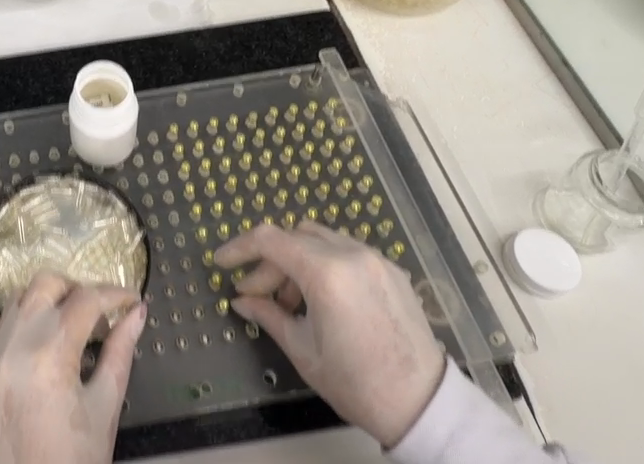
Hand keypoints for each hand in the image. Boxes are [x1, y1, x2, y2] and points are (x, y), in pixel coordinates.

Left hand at [0, 272, 147, 463]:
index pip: (86, 300)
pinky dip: (19, 320)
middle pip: (46, 284)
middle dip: (76, 290)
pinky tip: (38, 342)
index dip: (113, 294)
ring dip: (46, 301)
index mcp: (50, 351)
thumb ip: (120, 353)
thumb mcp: (104, 408)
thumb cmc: (72, 460)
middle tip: (99, 314)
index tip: (130, 300)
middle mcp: (15, 341)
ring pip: (19, 298)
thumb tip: (137, 313)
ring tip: (70, 327)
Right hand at [213, 222, 444, 446]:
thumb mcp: (302, 349)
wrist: (423, 405)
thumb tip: (241, 302)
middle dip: (269, 262)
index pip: (269, 240)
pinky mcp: (391, 270)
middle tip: (256, 296)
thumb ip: (268, 315)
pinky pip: (346, 251)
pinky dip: (324, 263)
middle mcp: (350, 254)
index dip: (240, 247)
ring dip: (296, 261)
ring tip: (291, 301)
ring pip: (320, 239)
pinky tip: (322, 298)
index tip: (221, 263)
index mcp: (326, 272)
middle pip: (294, 238)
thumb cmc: (356, 382)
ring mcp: (374, 259)